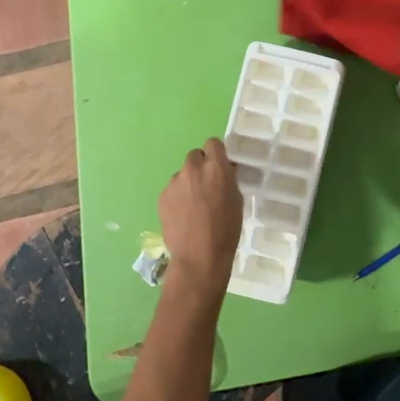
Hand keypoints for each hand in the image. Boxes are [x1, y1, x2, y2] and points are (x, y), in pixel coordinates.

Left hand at [158, 138, 242, 289]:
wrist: (199, 257)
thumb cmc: (226, 229)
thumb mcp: (237, 199)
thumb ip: (228, 179)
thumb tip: (224, 171)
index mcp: (216, 167)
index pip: (213, 143)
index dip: (216, 154)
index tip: (219, 166)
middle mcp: (193, 168)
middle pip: (195, 156)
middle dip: (200, 167)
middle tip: (206, 186)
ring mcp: (175, 182)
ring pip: (182, 174)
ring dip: (188, 183)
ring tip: (192, 206)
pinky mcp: (162, 197)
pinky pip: (172, 190)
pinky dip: (177, 198)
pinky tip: (182, 216)